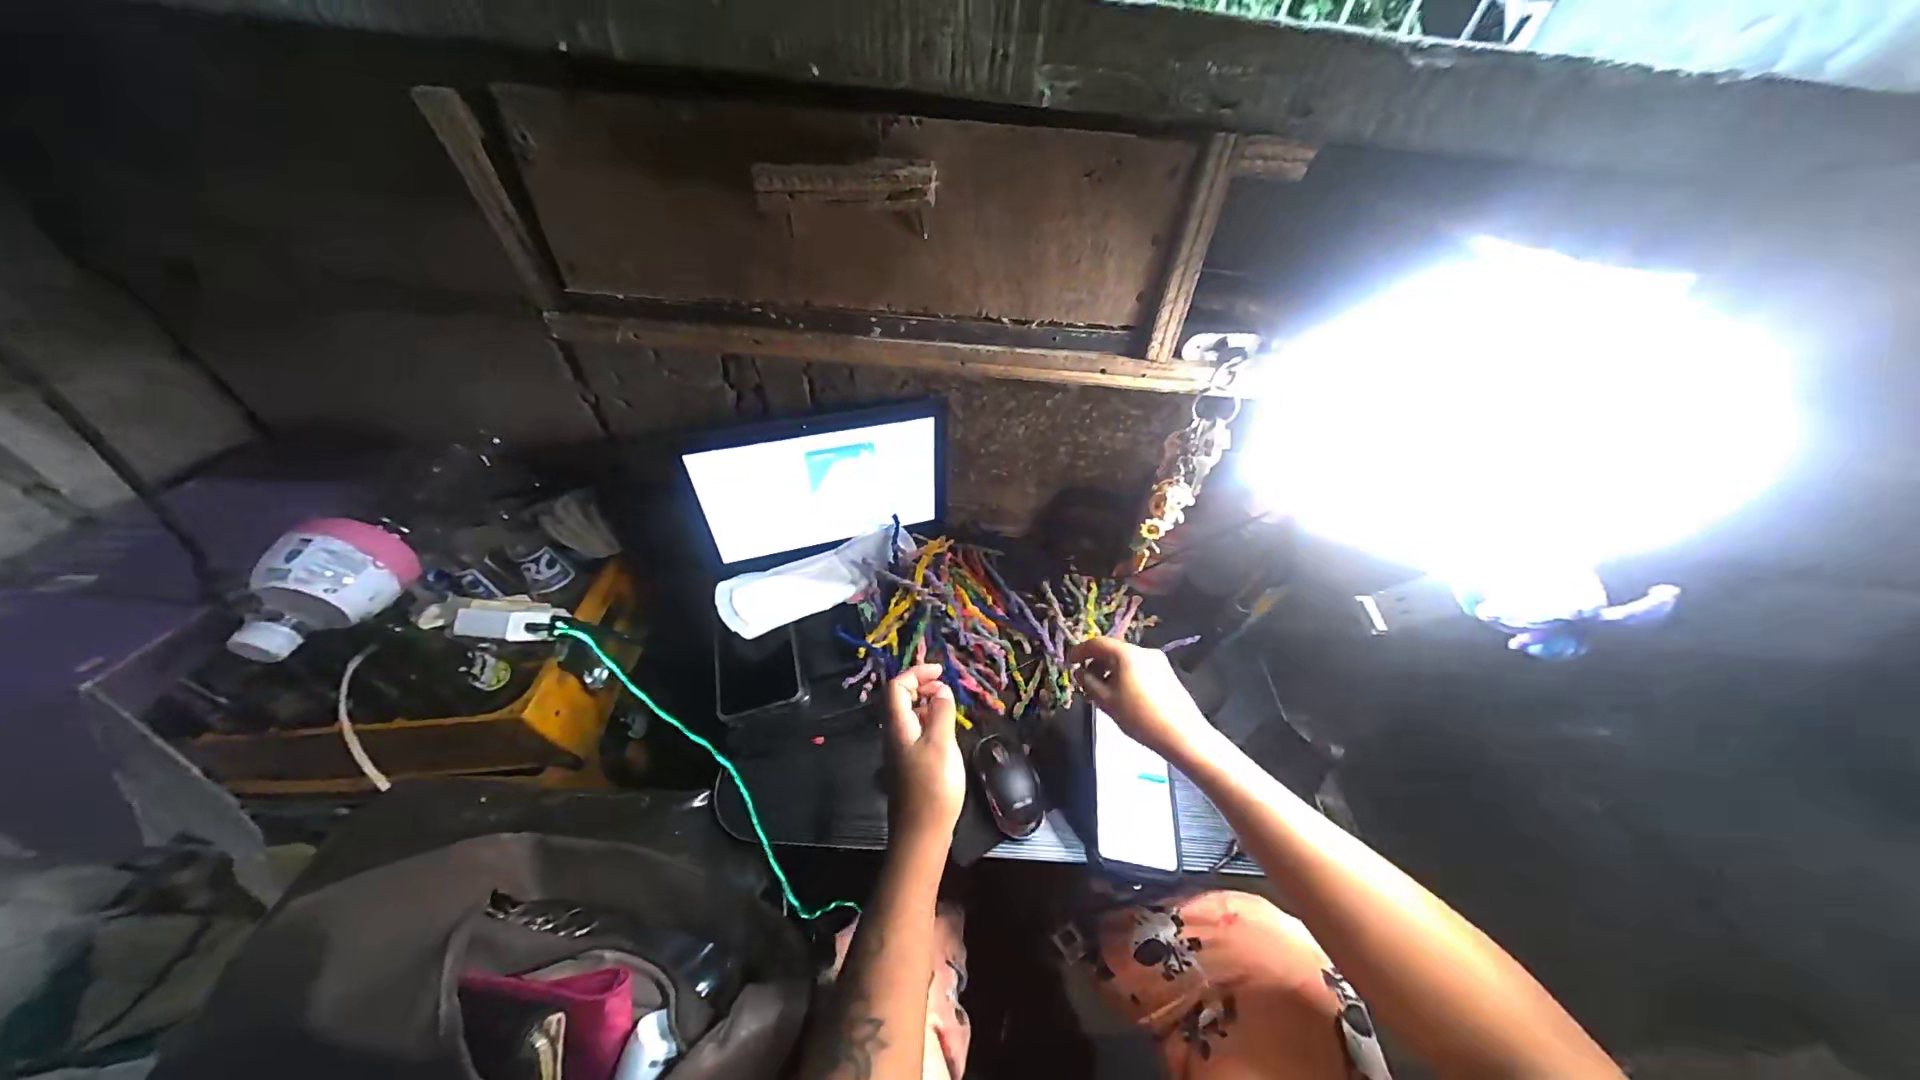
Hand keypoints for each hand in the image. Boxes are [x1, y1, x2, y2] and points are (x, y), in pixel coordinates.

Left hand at [884, 664, 965, 838]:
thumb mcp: (942, 743)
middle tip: (945, 685)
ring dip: (927, 703)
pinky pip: (915, 730)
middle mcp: (893, 734)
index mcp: (897, 725)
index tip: (940, 671)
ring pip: (909, 715)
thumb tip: (941, 690)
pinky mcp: (909, 764)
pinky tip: (946, 730)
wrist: (922, 832)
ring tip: (950, 705)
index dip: (916, 673)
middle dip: (921, 685)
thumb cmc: (933, 786)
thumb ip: (941, 712)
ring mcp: (900, 750)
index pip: (896, 686)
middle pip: (899, 698)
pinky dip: (930, 721)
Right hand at [1069, 638, 1219, 762]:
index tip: (1069, 663)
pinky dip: (1125, 676)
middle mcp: (1144, 651)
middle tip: (1085, 683)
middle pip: (1112, 651)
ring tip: (1103, 693)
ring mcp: (1158, 661)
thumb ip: (1088, 683)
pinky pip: (1138, 668)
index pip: (1097, 643)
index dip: (1080, 651)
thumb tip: (1079, 672)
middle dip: (1095, 664)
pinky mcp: (1167, 673)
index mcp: (1127, 654)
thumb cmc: (1140, 718)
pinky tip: (1123, 696)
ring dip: (1110, 671)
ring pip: (1126, 661)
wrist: (1183, 735)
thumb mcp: (1107, 702)